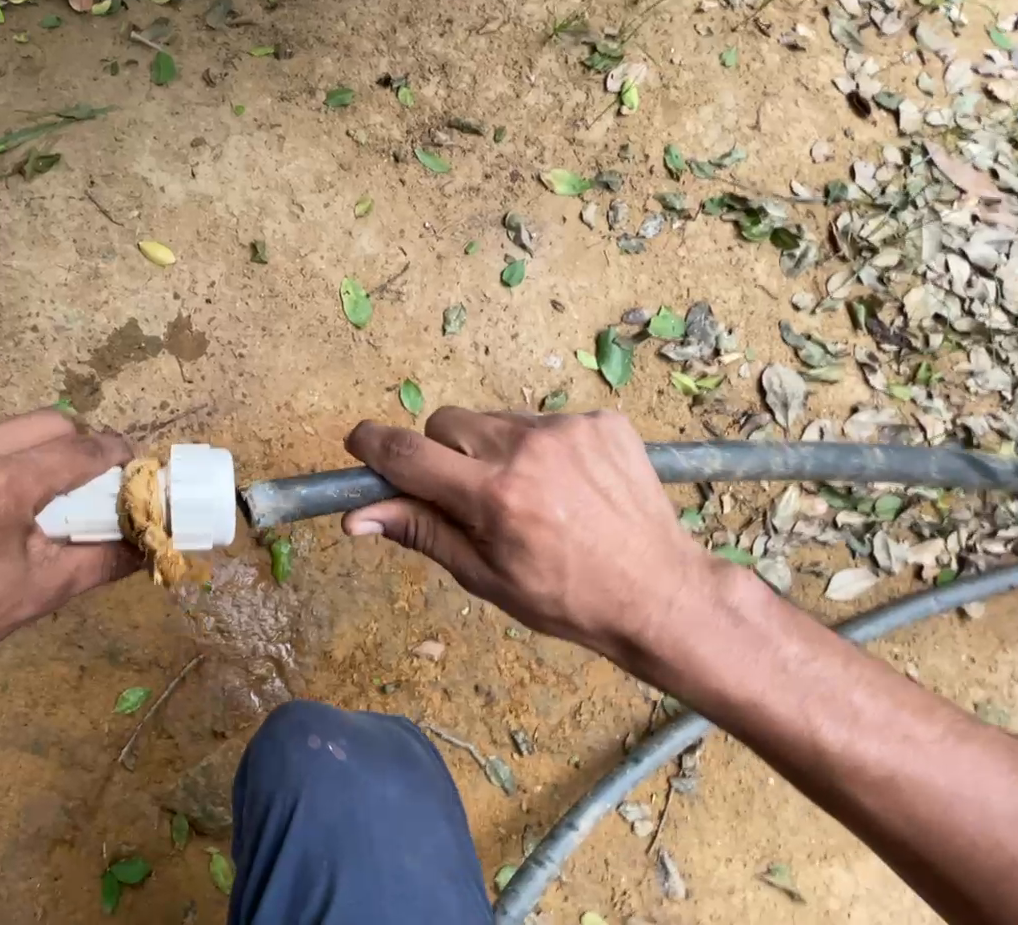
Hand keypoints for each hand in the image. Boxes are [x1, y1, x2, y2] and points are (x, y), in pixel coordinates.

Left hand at [0, 410, 140, 721]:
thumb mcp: (43, 592)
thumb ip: (105, 558)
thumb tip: (148, 540)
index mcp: (1, 485)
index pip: (79, 448)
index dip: (113, 453)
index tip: (127, 462)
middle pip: (43, 423)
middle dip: (71, 446)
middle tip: (77, 480)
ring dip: (16, 453)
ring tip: (13, 494)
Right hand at [342, 408, 726, 670]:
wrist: (662, 594)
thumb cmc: (563, 597)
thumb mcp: (482, 575)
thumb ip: (419, 532)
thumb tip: (355, 517)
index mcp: (494, 496)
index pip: (408, 453)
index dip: (372, 443)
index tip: (356, 442)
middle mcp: (527, 451)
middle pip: (445, 424)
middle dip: (441, 453)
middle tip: (468, 494)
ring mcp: (567, 430)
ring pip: (491, 420)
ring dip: (489, 448)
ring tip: (525, 492)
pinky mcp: (600, 420)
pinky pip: (539, 420)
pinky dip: (536, 446)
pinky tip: (563, 483)